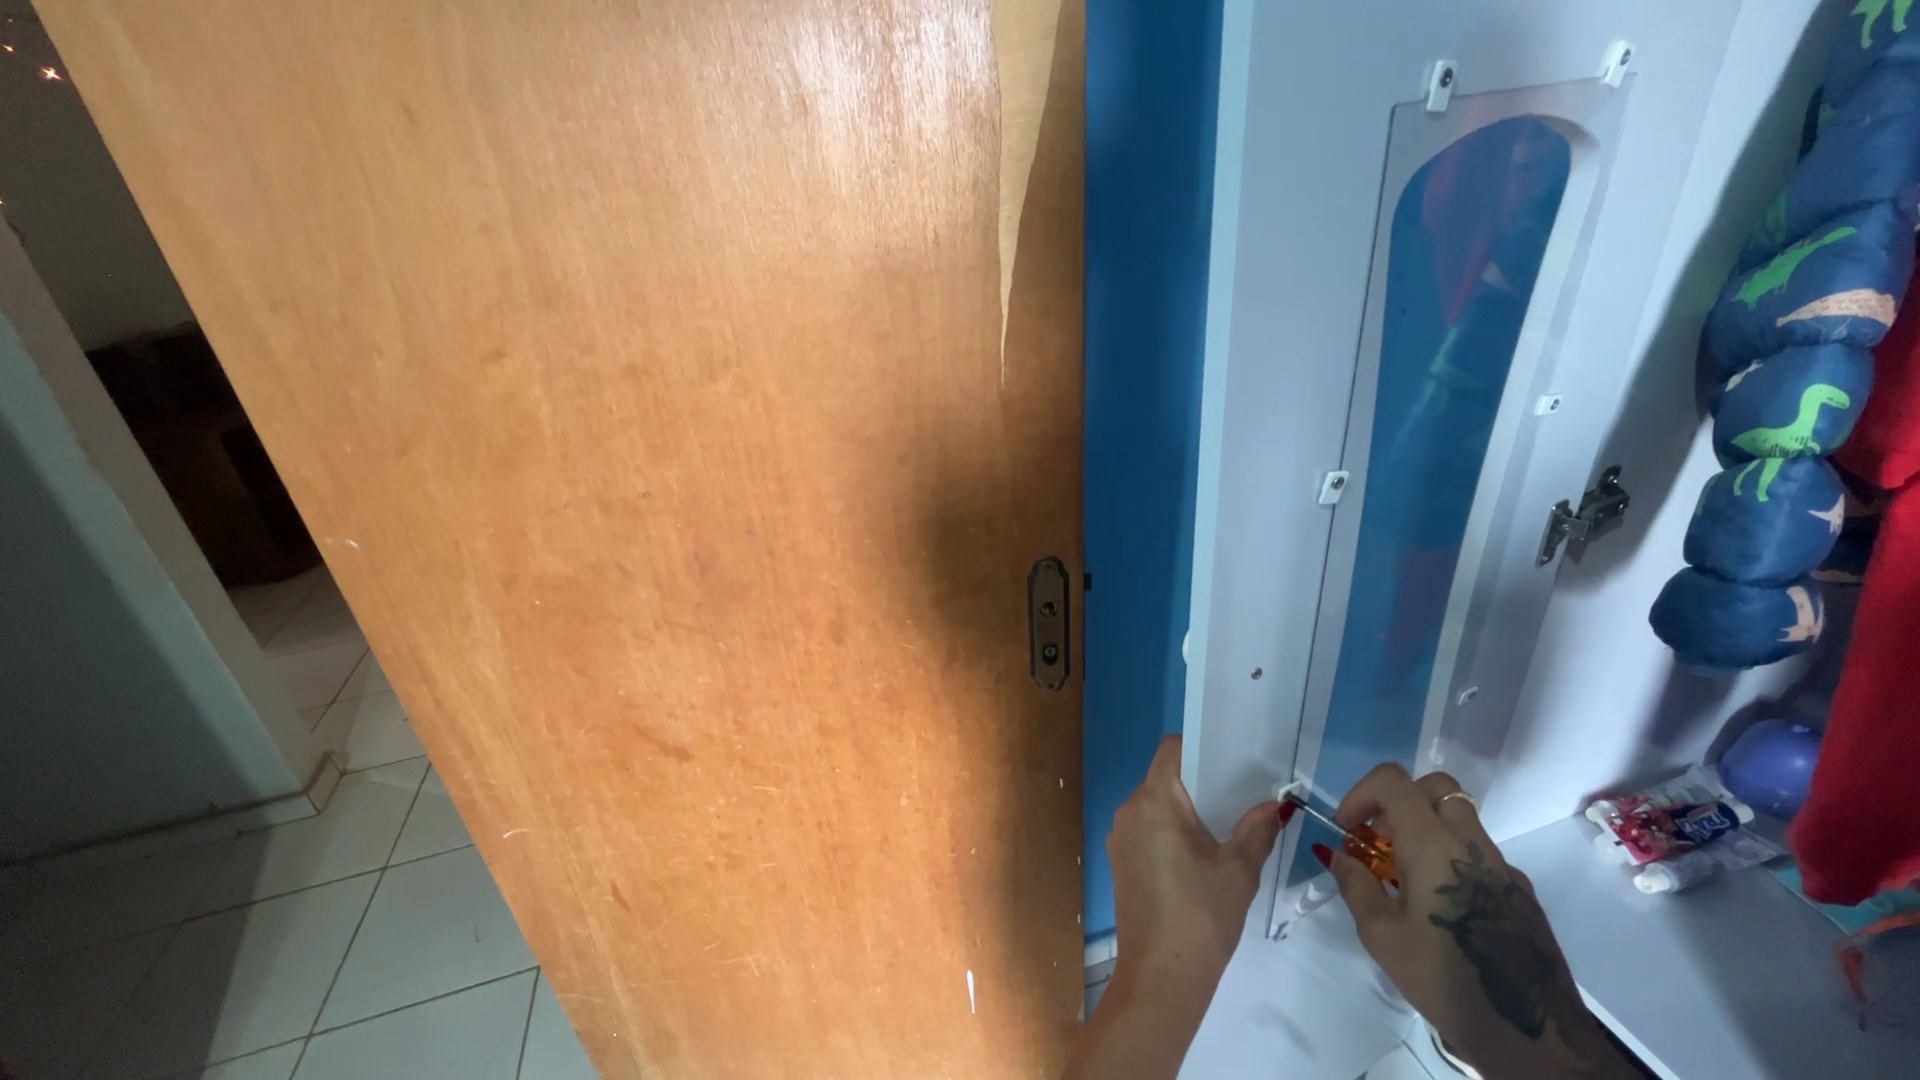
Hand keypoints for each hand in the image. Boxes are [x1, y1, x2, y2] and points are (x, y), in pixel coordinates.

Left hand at [1063, 735, 1286, 1079]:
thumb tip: (1276, 805)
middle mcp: (1129, 811)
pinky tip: (1201, 853)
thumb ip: (1257, 830)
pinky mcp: (1121, 860)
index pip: (1171, 751)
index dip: (1200, 748)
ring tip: (1226, 824)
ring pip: (1156, 805)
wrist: (1161, 978)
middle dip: (1200, 782)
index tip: (1231, 759)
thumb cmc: (1202, 917)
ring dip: (1187, 809)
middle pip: (1165, 778)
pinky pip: (1148, 828)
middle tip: (1240, 793)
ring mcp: (1120, 836)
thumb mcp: (1239, 871)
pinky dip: (1172, 830)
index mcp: (1154, 802)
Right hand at [1321, 764, 1636, 1079]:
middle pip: (1436, 787)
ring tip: (1407, 875)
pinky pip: (1481, 854)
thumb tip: (1338, 856)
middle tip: (1380, 838)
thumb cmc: (1444, 980)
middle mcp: (1470, 844)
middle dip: (1399, 801)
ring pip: (1462, 818)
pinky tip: (1444, 908)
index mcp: (1432, 845)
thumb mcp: (1382, 937)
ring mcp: (1502, 867)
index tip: (1348, 829)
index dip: (1361, 794)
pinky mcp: (1521, 892)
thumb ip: (1356, 886)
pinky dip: (1453, 859)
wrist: (1532, 1034)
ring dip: (1427, 828)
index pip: (1392, 782)